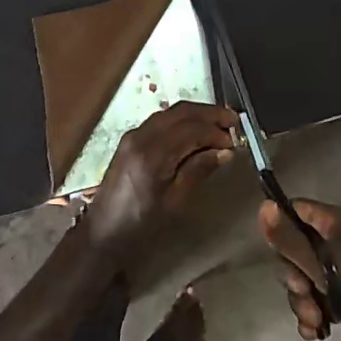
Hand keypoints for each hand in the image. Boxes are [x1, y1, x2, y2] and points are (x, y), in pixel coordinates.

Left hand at [80, 101, 236, 268]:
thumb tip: (224, 151)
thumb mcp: (175, 202)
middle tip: (233, 120)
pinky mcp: (131, 137)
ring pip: (170, 112)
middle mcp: (141, 136)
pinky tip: (195, 130)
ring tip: (219, 123)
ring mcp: (134, 134)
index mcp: (152, 154)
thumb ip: (198, 171)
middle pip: (180, 112)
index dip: (215, 132)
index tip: (235, 141)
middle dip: (209, 113)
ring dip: (196, 114)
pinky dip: (181, 120)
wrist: (104, 228)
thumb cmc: (141, 222)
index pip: (190, 129)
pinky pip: (161, 120)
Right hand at [258, 198, 340, 340]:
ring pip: (298, 277)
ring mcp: (335, 272)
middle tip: (304, 291)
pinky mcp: (337, 299)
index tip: (278, 250)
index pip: (294, 210)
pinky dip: (308, 315)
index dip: (281, 227)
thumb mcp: (327, 268)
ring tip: (316, 319)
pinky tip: (316, 331)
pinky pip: (308, 300)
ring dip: (301, 301)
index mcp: (334, 224)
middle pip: (292, 247)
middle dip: (293, 275)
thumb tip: (263, 207)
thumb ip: (292, 241)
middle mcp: (333, 243)